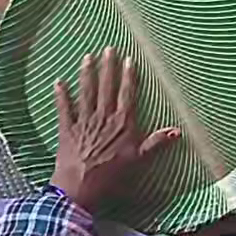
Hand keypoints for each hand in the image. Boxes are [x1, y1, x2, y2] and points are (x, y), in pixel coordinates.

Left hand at [50, 48, 180, 215]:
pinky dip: (61, 95)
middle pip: (106, 87)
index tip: (128, 59)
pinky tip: (58, 81)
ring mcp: (83, 122)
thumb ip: (156, 143)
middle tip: (108, 48)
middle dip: (108, 67)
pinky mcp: (67, 129)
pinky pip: (64, 109)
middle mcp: (103, 117)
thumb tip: (177, 130)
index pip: (127, 94)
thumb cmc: (112, 177)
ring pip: (86, 92)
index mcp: (122, 124)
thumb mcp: (139, 160)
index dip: (128, 76)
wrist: (81, 188)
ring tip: (87, 57)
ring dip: (87, 73)